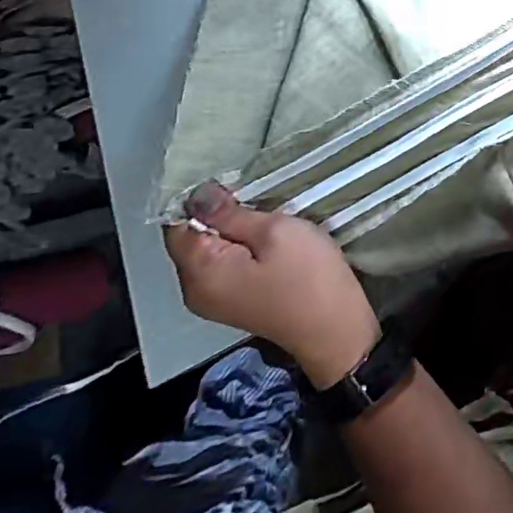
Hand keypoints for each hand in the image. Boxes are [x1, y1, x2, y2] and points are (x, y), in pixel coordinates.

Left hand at [164, 182, 380, 387]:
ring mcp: (214, 301)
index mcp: (199, 272)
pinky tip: (270, 246)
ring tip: (269, 220)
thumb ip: (234, 214)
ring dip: (233, 234)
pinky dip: (241, 251)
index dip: (201, 200)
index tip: (238, 185)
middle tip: (261, 199)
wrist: (335, 328)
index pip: (177, 225)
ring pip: (211, 254)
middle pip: (192, 241)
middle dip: (219, 216)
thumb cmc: (309, 276)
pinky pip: (226, 268)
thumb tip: (199, 195)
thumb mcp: (277, 233)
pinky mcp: (235, 305)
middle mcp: (194, 290)